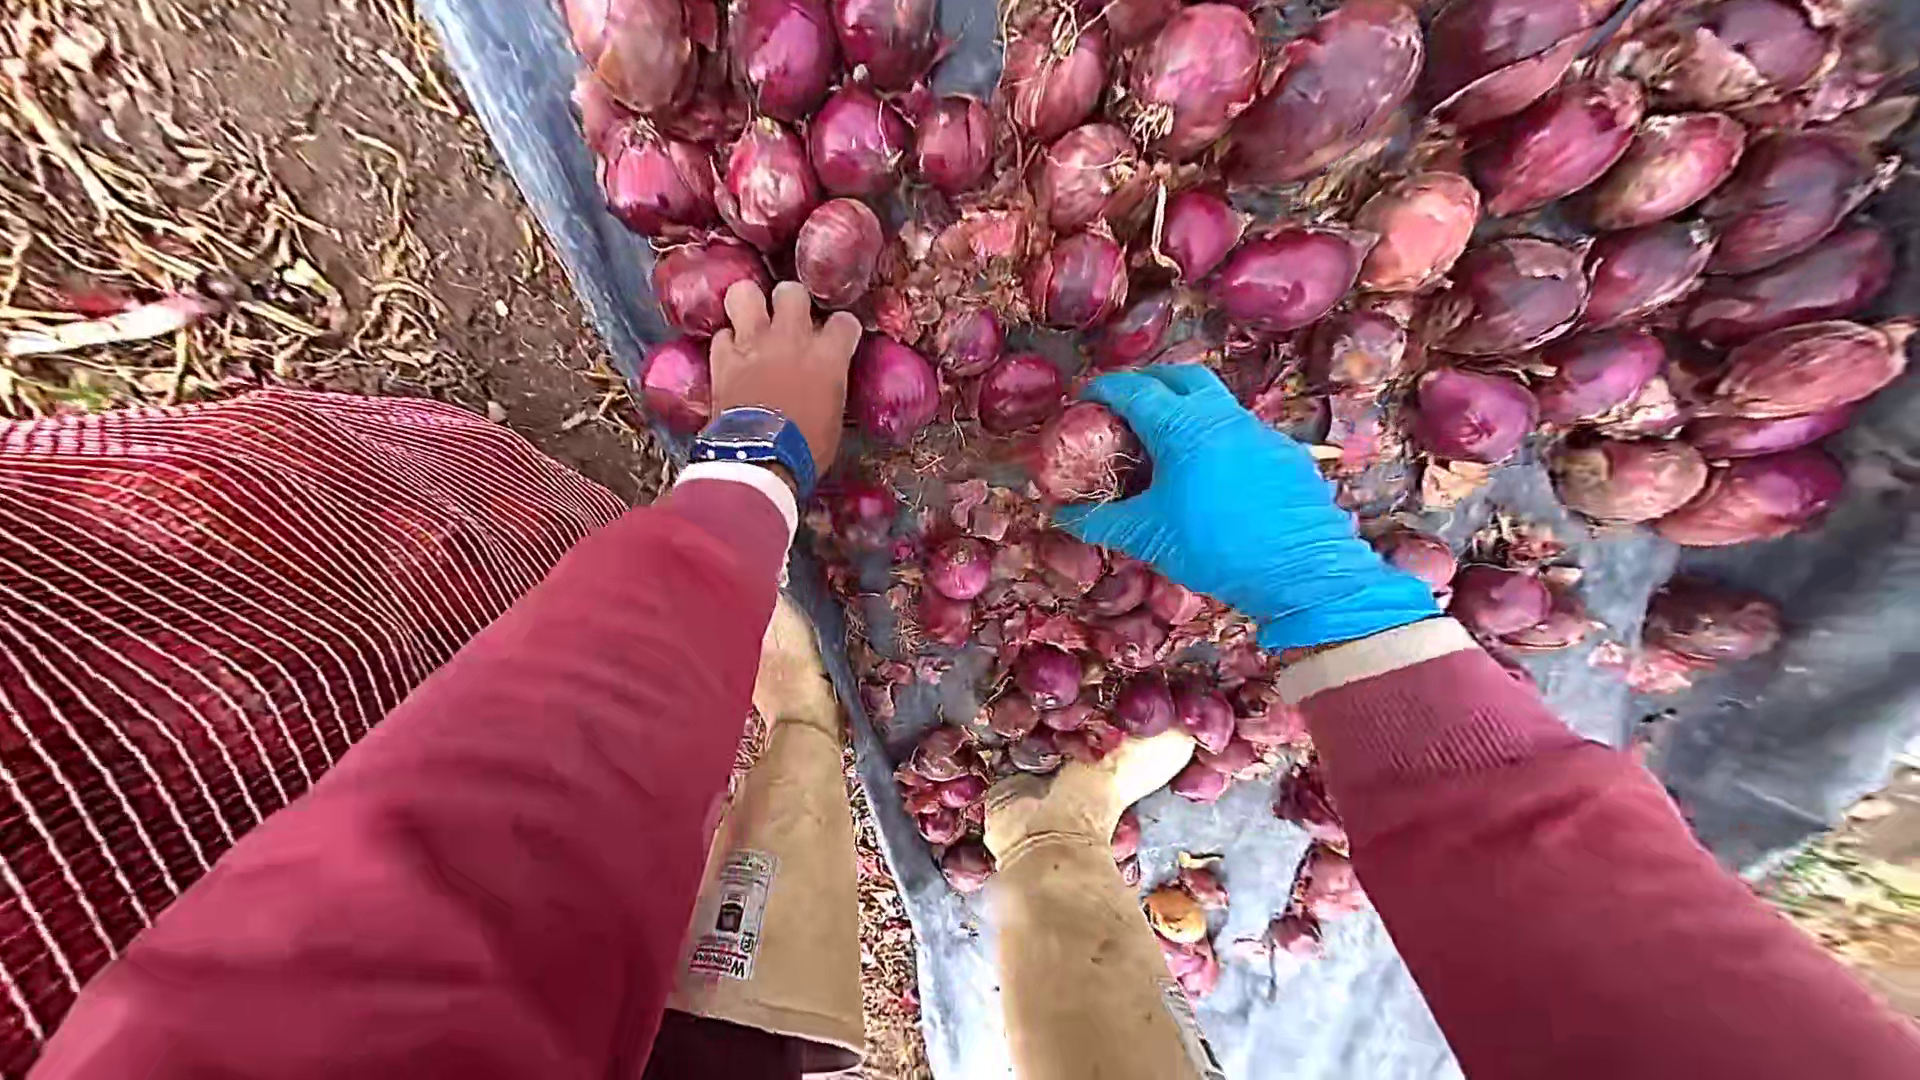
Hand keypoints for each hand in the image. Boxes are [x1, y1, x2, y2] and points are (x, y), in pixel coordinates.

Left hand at [711, 280, 862, 469]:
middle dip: (792, 302)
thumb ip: (830, 386)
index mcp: (828, 357)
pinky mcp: (723, 359)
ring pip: (745, 294)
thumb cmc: (807, 447)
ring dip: (750, 304)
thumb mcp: (833, 416)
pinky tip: (733, 356)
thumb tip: (826, 380)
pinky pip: (721, 335)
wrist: (761, 458)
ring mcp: (754, 344)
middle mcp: (792, 339)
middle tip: (790, 319)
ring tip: (752, 319)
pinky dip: (727, 344)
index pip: (844, 322)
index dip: (841, 329)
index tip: (839, 338)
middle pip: (792, 292)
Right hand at [1055, 366, 1438, 649]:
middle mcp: (1221, 417)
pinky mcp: (1281, 451)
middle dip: (1147, 381)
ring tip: (1162, 436)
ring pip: (1213, 399)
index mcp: (1183, 428)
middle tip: (1124, 403)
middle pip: (1179, 375)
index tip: (1085, 397)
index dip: (1103, 389)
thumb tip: (1061, 516)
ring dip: (1183, 405)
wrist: (1300, 573)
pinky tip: (1205, 468)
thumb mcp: (1145, 536)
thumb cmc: (1211, 547)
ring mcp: (1257, 430)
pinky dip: (1211, 433)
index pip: (1134, 390)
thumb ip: (1098, 521)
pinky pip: (1237, 428)